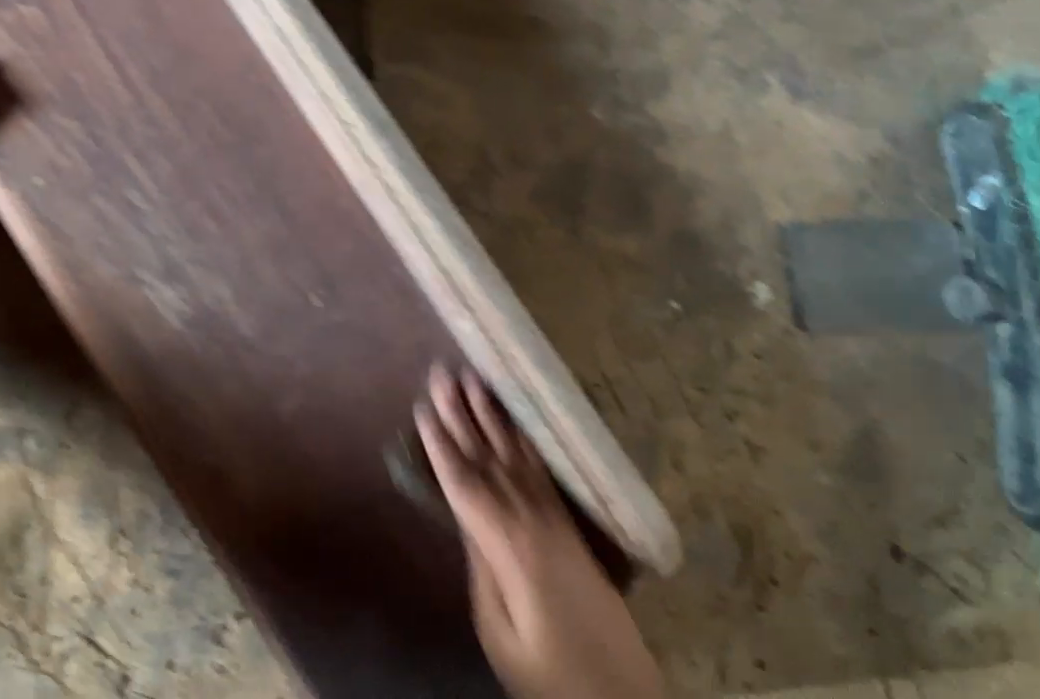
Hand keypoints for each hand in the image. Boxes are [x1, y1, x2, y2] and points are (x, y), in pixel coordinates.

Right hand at [417, 366, 664, 698]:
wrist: (616, 686)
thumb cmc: (547, 666)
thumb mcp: (499, 627)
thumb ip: (482, 565)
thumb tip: (466, 517)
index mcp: (509, 542)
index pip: (465, 481)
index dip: (441, 443)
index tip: (422, 406)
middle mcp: (533, 516)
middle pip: (490, 455)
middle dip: (463, 413)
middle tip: (443, 372)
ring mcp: (555, 515)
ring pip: (515, 453)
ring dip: (491, 415)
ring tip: (474, 379)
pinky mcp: (568, 523)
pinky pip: (540, 468)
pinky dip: (523, 439)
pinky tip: (513, 423)